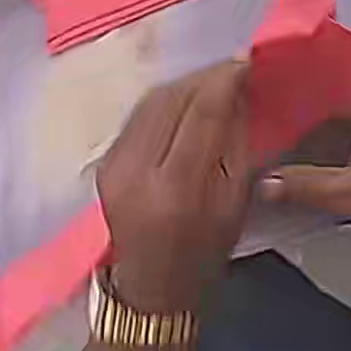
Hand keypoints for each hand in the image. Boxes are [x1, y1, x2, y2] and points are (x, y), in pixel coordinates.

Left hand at [96, 62, 251, 313]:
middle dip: (206, 76)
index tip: (245, 61)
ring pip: (153, 99)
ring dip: (186, 82)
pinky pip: (139, 113)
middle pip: (173, 98)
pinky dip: (167, 98)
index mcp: (176, 187)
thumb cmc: (205, 250)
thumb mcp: (236, 199)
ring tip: (213, 79)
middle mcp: (137, 169)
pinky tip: (187, 97)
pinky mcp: (105, 161)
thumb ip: (237, 140)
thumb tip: (239, 91)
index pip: (203, 111)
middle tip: (233, 67)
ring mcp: (113, 164)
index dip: (226, 80)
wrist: (151, 289)